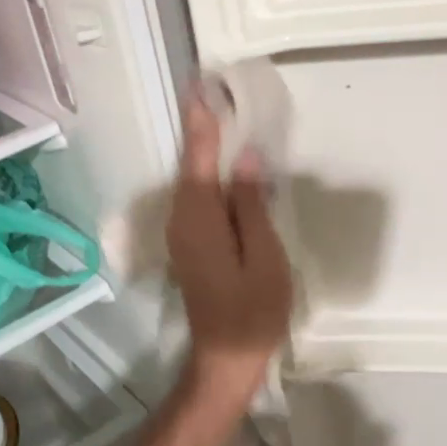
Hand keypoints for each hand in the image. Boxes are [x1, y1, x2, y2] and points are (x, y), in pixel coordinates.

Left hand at [167, 98, 292, 398]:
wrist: (225, 359)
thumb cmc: (252, 312)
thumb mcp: (264, 257)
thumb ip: (252, 206)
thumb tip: (246, 159)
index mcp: (200, 218)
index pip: (200, 158)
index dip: (203, 122)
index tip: (201, 86)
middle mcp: (182, 220)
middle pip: (191, 165)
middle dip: (202, 128)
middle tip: (214, 90)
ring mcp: (182, 235)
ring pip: (193, 181)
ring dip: (204, 150)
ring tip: (221, 117)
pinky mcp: (190, 247)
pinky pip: (197, 200)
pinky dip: (208, 176)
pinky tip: (224, 167)